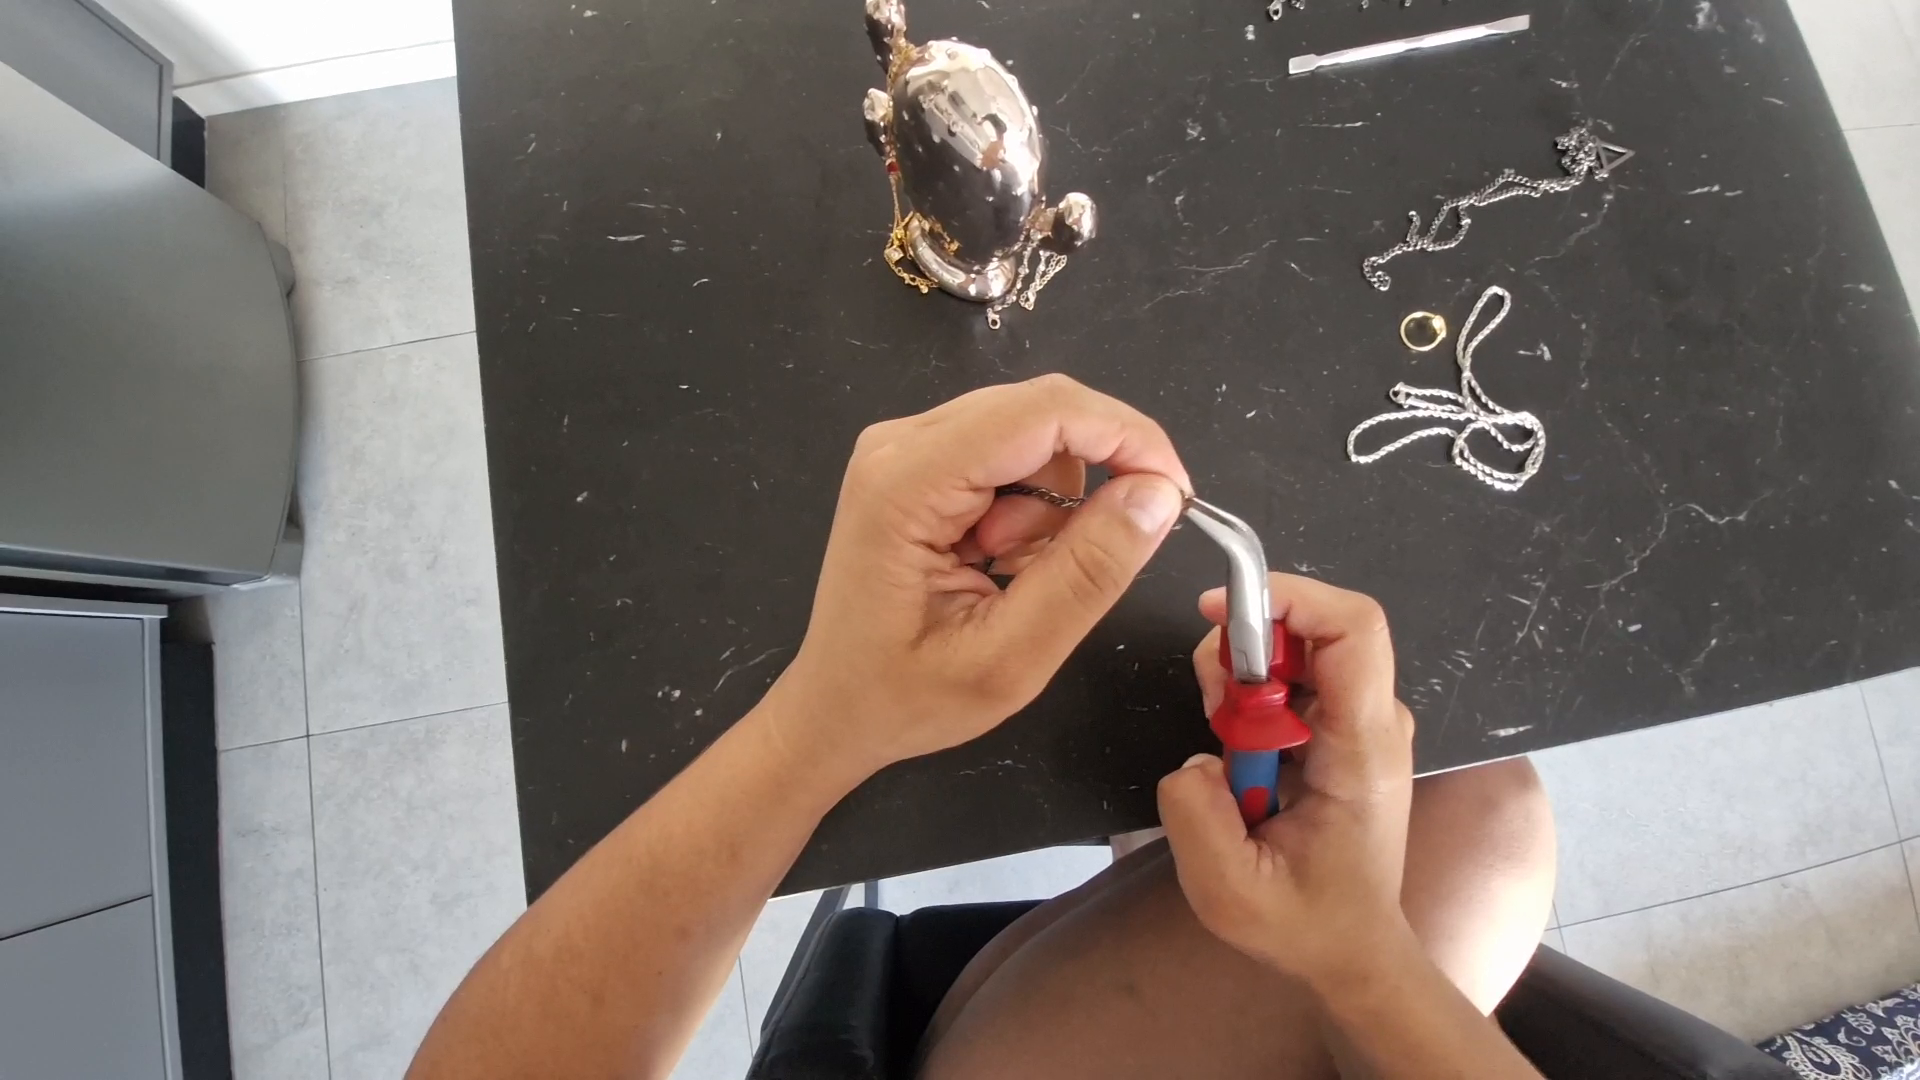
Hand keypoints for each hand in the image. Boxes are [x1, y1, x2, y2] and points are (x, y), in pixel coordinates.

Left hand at [767, 375, 1190, 777]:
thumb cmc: (907, 696)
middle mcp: (900, 442)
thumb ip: (1087, 574)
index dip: (1127, 437)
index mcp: (907, 482)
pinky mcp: (918, 463)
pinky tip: (995, 560)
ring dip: (1049, 507)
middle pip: (1039, 414)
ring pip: (1031, 437)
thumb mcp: (1011, 657)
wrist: (837, 705)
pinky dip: (1027, 510)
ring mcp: (905, 447)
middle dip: (1082, 485)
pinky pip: (1008, 458)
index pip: (1042, 410)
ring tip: (1010, 574)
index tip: (1174, 496)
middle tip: (1068, 564)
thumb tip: (1160, 494)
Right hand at [1156, 574, 1416, 987]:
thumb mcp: (1230, 892)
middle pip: (1311, 627)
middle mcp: (1370, 720)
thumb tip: (1198, 758)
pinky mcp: (1335, 723)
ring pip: (1291, 645)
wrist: (1349, 947)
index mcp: (1361, 751)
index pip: (1352, 630)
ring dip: (1237, 672)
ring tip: (1222, 736)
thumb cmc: (1304, 925)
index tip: (1216, 612)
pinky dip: (1244, 689)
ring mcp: (1356, 719)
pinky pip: (1286, 671)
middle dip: (1242, 644)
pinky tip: (1235, 742)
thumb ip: (1195, 814)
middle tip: (1210, 705)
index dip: (1287, 597)